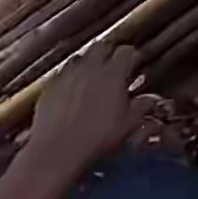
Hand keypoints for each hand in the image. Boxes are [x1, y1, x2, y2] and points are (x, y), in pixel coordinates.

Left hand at [22, 44, 143, 178]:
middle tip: (114, 66)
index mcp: (114, 73)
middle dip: (109, 52)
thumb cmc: (99, 136)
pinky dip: (70, 77)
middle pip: (101, 46)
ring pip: (80, 57)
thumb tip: (149, 99)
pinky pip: (62, 74)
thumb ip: (141, 106)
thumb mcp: (129, 123)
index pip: (126, 51)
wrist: (57, 152)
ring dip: (88, 62)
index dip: (132, 57)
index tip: (135, 66)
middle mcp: (90, 68)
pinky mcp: (48, 88)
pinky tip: (72, 91)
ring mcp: (67, 76)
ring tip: (92, 76)